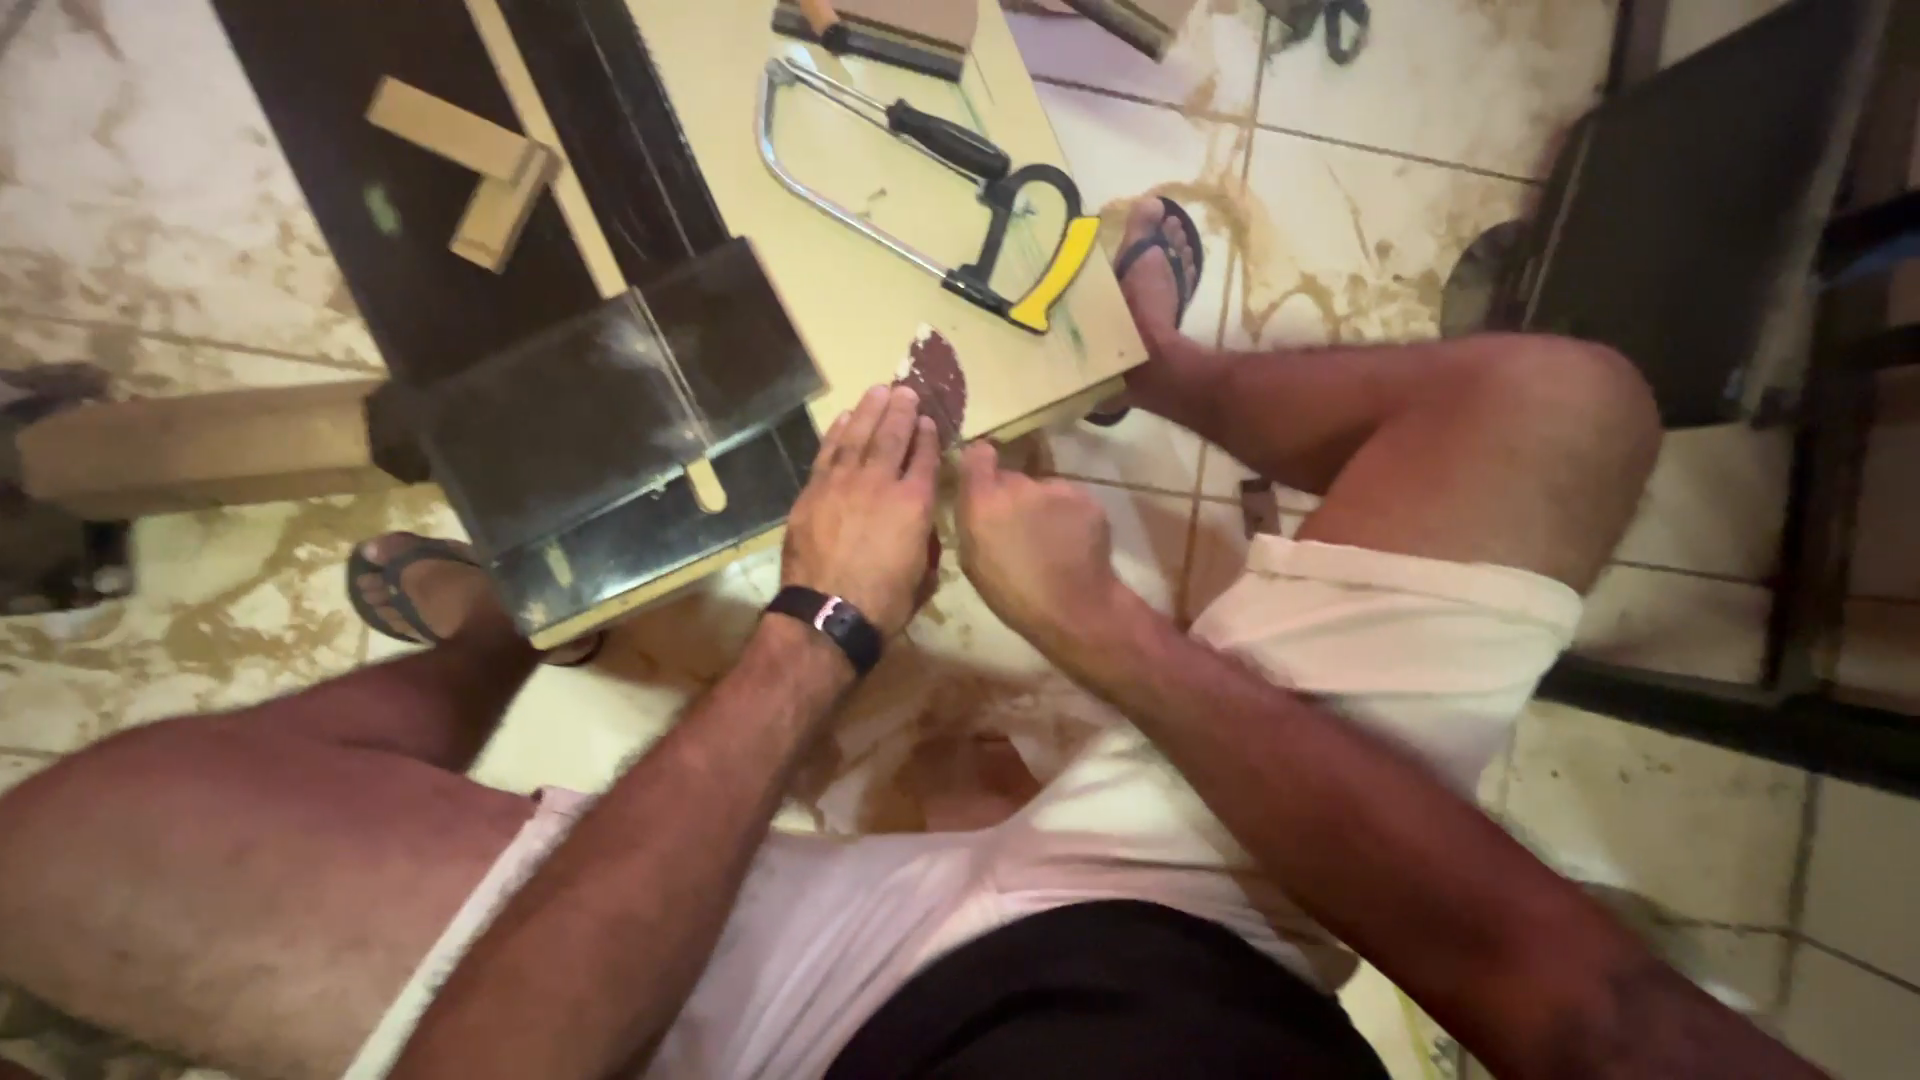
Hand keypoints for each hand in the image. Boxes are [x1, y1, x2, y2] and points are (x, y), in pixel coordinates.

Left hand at [783, 384, 940, 636]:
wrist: (828, 613)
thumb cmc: (884, 603)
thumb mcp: (922, 576)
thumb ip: (925, 543)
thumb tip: (918, 528)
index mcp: (915, 504)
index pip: (925, 458)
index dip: (928, 436)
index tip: (928, 420)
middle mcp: (881, 483)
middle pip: (892, 437)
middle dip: (901, 411)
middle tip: (906, 391)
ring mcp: (843, 483)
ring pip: (858, 436)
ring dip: (870, 410)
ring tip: (878, 390)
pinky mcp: (813, 491)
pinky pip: (828, 452)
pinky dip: (838, 432)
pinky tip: (845, 417)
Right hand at [954, 440, 1131, 648]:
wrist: (1073, 609)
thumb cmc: (1013, 595)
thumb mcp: (973, 561)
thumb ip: (973, 520)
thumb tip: (975, 500)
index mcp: (983, 502)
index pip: (978, 455)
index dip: (982, 464)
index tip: (984, 477)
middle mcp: (1018, 485)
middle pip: (1013, 478)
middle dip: (1013, 496)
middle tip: (1020, 527)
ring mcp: (1056, 489)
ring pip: (1044, 489)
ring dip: (1043, 506)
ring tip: (1050, 540)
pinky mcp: (1086, 498)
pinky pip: (1071, 500)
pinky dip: (1070, 515)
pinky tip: (1072, 542)